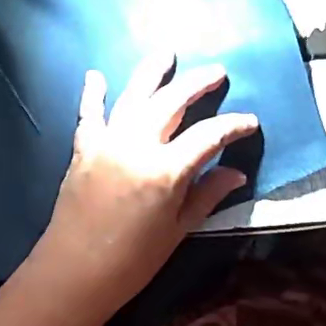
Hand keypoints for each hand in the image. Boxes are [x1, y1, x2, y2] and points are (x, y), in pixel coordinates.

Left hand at [30, 51, 260, 322]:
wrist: (74, 271)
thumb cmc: (133, 260)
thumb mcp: (177, 230)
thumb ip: (206, 195)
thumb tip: (236, 173)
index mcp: (165, 170)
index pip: (208, 136)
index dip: (233, 126)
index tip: (250, 121)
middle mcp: (136, 145)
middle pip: (171, 103)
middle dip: (197, 84)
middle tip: (217, 72)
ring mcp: (106, 142)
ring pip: (133, 97)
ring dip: (151, 73)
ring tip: (167, 54)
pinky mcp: (83, 148)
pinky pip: (89, 114)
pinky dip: (93, 94)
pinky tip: (96, 75)